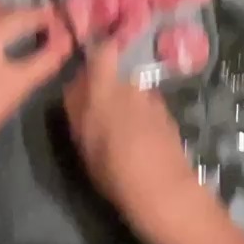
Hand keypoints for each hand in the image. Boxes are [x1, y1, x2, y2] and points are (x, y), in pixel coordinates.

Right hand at [64, 42, 221, 243]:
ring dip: (125, 104)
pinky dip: (141, 118)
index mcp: (106, 88)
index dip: (99, 50)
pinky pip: (147, 108)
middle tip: (97, 112)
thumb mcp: (83, 144)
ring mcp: (153, 101)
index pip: (104, 51)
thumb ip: (77, 110)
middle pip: (116, 75)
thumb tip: (75, 88)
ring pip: (132, 92)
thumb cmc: (114, 170)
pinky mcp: (168, 117)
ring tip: (119, 134)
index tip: (89, 59)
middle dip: (106, 87)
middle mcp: (132, 87)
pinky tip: (139, 143)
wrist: (165, 193)